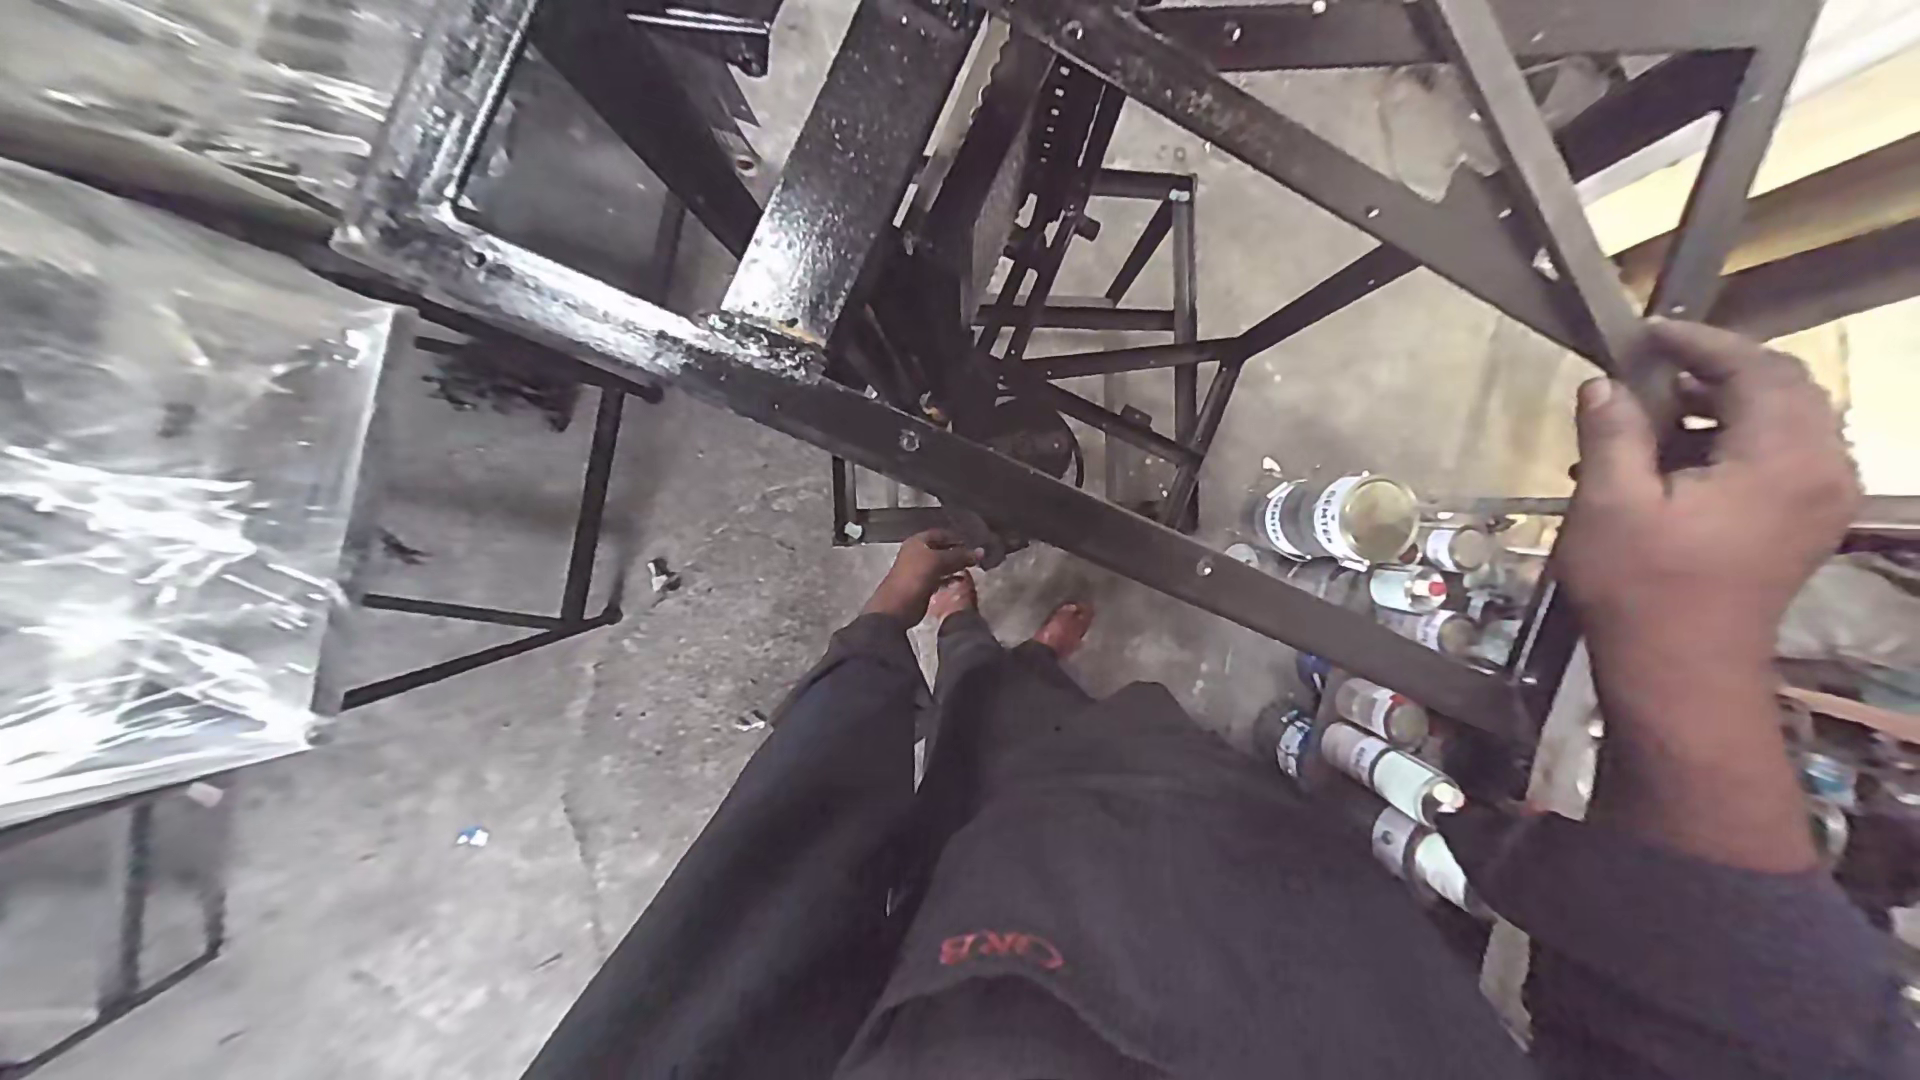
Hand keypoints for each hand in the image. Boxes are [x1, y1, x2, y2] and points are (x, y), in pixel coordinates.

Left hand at [861, 529, 983, 623]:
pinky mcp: (923, 585)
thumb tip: (981, 552)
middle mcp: (918, 553)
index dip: (956, 537)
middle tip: (975, 557)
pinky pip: (940, 578)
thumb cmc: (915, 577)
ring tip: (972, 568)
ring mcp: (920, 570)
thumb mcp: (938, 562)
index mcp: (917, 542)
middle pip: (942, 549)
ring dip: (956, 566)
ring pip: (942, 564)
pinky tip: (962, 580)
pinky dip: (950, 578)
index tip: (973, 543)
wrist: (896, 606)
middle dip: (958, 552)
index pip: (941, 534)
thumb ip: (959, 556)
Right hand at [1561, 319, 1859, 871]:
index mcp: (1781, 460)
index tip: (1647, 333)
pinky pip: (1774, 458)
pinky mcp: (1799, 522)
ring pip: (1780, 425)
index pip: (1759, 373)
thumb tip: (1602, 384)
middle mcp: (1822, 470)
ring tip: (1641, 417)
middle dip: (1712, 373)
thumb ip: (1612, 435)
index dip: (1703, 345)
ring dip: (1713, 409)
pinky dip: (1722, 442)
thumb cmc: (1637, 580)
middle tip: (1640, 372)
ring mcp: (1818, 499)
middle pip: (1782, 393)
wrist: (1677, 660)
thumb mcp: (1608, 502)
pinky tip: (1664, 461)